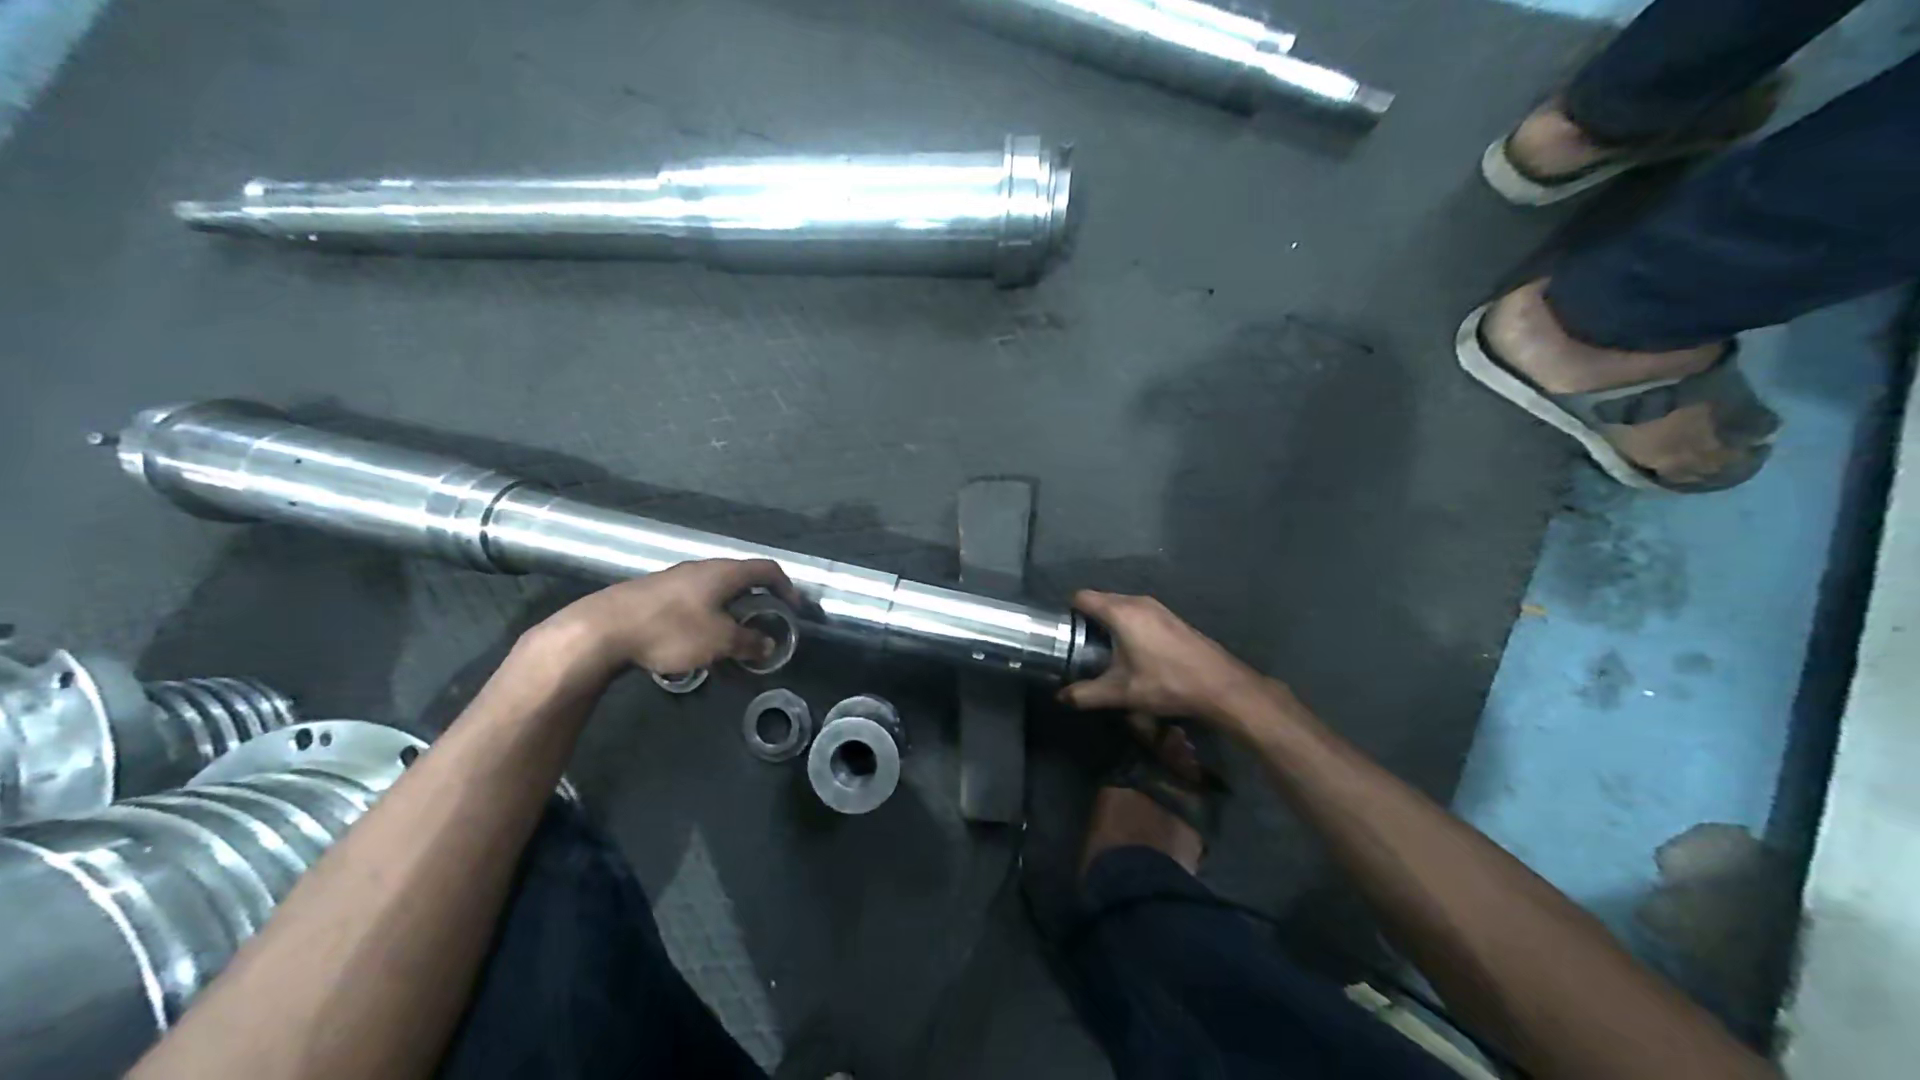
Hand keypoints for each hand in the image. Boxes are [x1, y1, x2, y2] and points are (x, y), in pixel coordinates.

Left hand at [534, 559, 802, 681]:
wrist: (602, 630)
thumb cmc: (670, 630)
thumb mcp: (718, 641)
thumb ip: (748, 641)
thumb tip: (768, 644)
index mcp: (723, 573)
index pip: (767, 569)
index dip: (786, 586)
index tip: (794, 607)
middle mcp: (702, 568)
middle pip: (740, 578)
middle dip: (758, 599)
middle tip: (766, 622)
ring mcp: (675, 579)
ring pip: (715, 590)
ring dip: (731, 610)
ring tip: (733, 636)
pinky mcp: (654, 594)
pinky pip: (693, 600)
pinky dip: (707, 616)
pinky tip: (697, 639)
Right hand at [1058, 590, 1277, 730]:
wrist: (1220, 686)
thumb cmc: (1167, 683)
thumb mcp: (1122, 693)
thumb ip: (1086, 694)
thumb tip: (1061, 697)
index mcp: (1121, 612)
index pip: (1082, 597)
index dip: (1068, 612)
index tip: (1063, 633)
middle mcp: (1138, 602)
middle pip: (1101, 600)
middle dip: (1087, 619)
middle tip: (1080, 647)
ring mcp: (1158, 607)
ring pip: (1121, 606)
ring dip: (1109, 623)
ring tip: (1104, 652)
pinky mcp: (1171, 617)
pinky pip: (1138, 612)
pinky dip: (1128, 625)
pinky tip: (1132, 652)